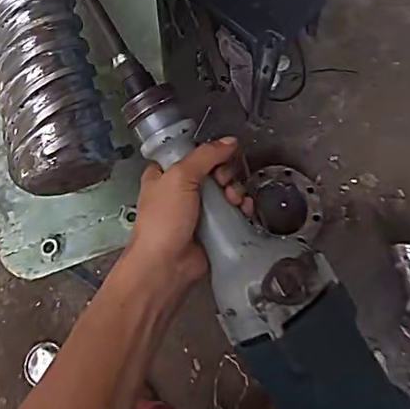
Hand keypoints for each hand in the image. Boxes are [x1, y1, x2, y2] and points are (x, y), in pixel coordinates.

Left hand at [124, 137, 251, 285]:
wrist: (165, 267)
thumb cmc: (164, 219)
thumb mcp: (180, 177)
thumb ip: (206, 155)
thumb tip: (230, 141)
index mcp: (164, 174)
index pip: (191, 152)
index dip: (207, 152)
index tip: (220, 155)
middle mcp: (180, 190)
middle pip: (213, 170)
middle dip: (225, 173)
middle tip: (225, 181)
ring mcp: (197, 210)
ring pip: (225, 190)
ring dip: (235, 190)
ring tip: (235, 199)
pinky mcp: (213, 228)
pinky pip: (232, 211)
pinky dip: (241, 207)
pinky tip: (245, 208)